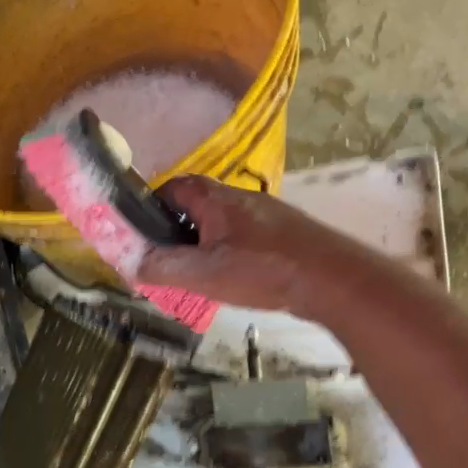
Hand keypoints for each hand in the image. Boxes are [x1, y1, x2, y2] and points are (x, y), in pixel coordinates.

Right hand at [140, 175, 385, 318]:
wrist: (337, 280)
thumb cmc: (263, 271)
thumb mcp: (201, 274)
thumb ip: (160, 266)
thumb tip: (130, 263)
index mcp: (217, 200)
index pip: (174, 186)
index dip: (151, 204)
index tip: (140, 232)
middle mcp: (241, 199)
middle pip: (196, 205)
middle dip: (174, 230)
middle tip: (162, 259)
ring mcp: (266, 214)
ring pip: (218, 222)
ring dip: (200, 243)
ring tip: (193, 273)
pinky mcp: (283, 232)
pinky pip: (241, 235)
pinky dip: (225, 251)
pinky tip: (228, 277)